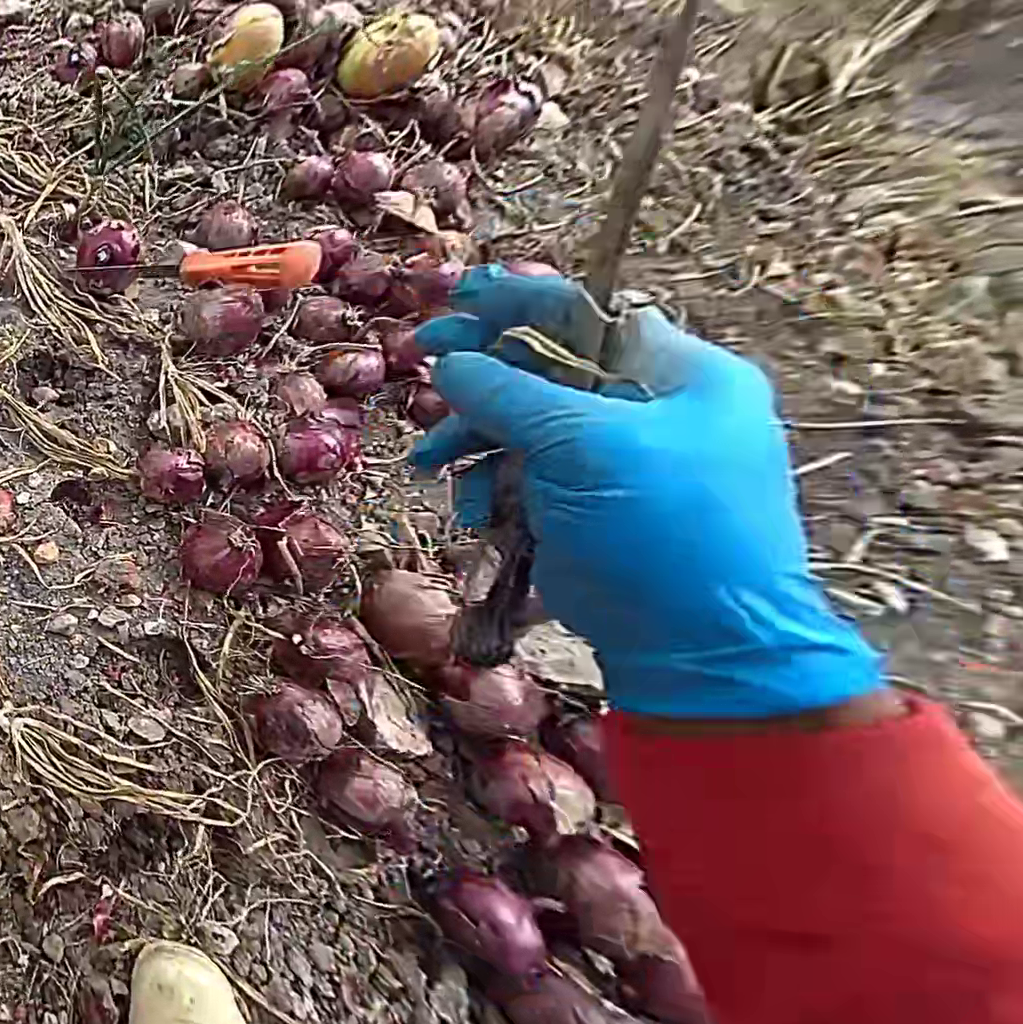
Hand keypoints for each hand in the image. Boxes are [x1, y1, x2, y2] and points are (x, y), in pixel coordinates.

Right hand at [410, 266, 881, 717]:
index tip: (454, 298)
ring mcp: (600, 456)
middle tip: (421, 364)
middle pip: (539, 369)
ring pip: (515, 423)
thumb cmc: (659, 527)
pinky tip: (472, 505)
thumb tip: (447, 362)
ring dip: (468, 437)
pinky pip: (512, 470)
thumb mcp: (585, 447)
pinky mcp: (570, 498)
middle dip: (478, 375)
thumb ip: (511, 396)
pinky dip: (483, 482)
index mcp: (674, 374)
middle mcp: (637, 407)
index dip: (516, 302)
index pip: (584, 316)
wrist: (690, 636)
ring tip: (430, 461)